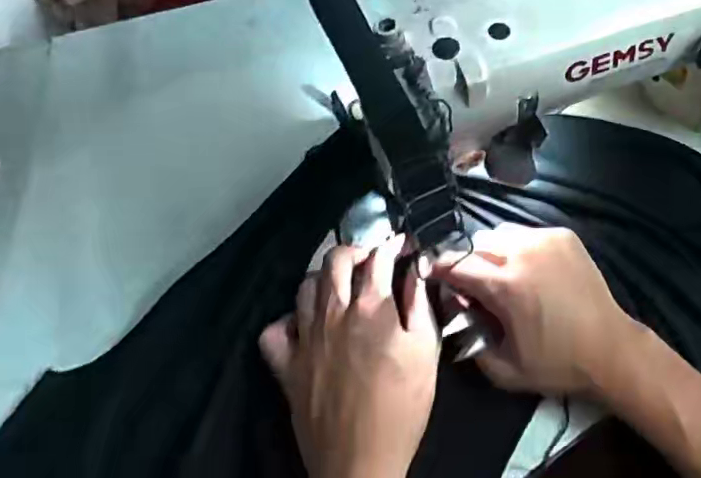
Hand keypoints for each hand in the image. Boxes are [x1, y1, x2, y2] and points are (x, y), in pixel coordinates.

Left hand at [259, 235, 439, 477]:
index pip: (380, 255)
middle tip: (373, 263)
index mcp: (372, 307)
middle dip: (357, 250)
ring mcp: (306, 340)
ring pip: (305, 286)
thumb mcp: (426, 349)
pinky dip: (289, 319)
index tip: (405, 248)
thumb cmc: (403, 405)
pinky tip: (307, 324)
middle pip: (336, 259)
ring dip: (326, 278)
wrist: (361, 464)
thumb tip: (417, 268)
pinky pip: (274, 330)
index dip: (395, 245)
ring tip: (343, 288)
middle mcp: (334, 314)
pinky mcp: (287, 368)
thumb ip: (419, 302)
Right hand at [436, 224, 643, 398]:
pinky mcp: (564, 234)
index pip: (458, 264)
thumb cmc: (555, 362)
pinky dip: (519, 246)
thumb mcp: (503, 368)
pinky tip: (529, 269)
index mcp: (506, 284)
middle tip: (472, 284)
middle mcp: (524, 252)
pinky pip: (528, 233)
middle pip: (477, 243)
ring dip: (493, 251)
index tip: (432, 276)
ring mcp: (546, 238)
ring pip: (502, 232)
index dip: (440, 269)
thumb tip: (456, 311)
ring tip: (501, 275)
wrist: (607, 346)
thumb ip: (469, 338)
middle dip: (467, 261)